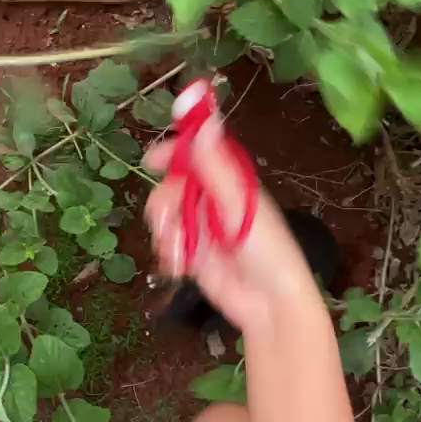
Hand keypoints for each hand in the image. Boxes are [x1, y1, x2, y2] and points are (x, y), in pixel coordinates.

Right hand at [145, 117, 323, 340]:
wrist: (268, 303)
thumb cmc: (266, 249)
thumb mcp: (238, 204)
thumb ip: (215, 164)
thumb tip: (204, 117)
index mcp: (230, 181)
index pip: (195, 154)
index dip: (172, 152)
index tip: (151, 159)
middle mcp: (212, 200)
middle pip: (170, 186)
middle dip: (164, 205)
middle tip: (168, 222)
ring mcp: (200, 227)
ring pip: (163, 216)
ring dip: (165, 234)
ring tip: (181, 253)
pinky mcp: (191, 253)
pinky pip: (165, 242)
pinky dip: (168, 253)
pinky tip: (181, 267)